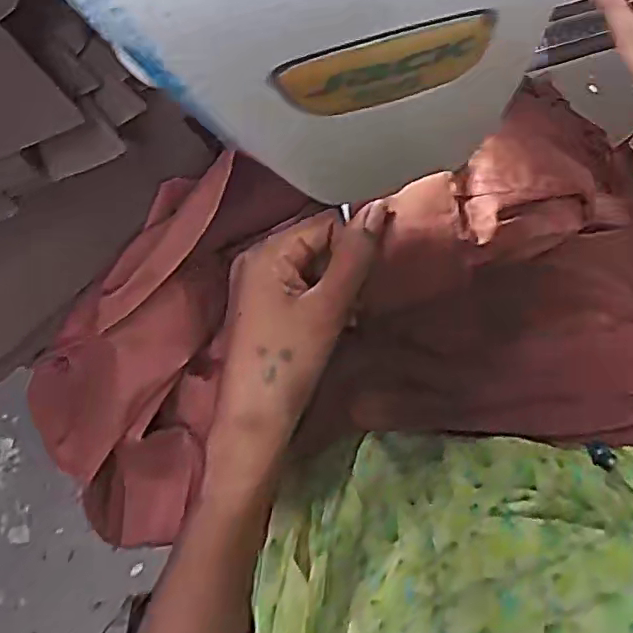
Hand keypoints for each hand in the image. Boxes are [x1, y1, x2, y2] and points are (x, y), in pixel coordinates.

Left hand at [208, 202, 389, 490]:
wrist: (254, 425)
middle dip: (345, 265)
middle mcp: (256, 257)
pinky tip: (335, 321)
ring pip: (313, 264)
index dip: (353, 244)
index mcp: (266, 250)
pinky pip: (301, 283)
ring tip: (349, 313)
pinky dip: (323, 297)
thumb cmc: (289, 362)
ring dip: (337, 283)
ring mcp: (256, 282)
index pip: (325, 222)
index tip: (371, 276)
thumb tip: (378, 206)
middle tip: (360, 298)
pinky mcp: (262, 305)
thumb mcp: (329, 306)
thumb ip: (356, 255)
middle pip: (318, 241)